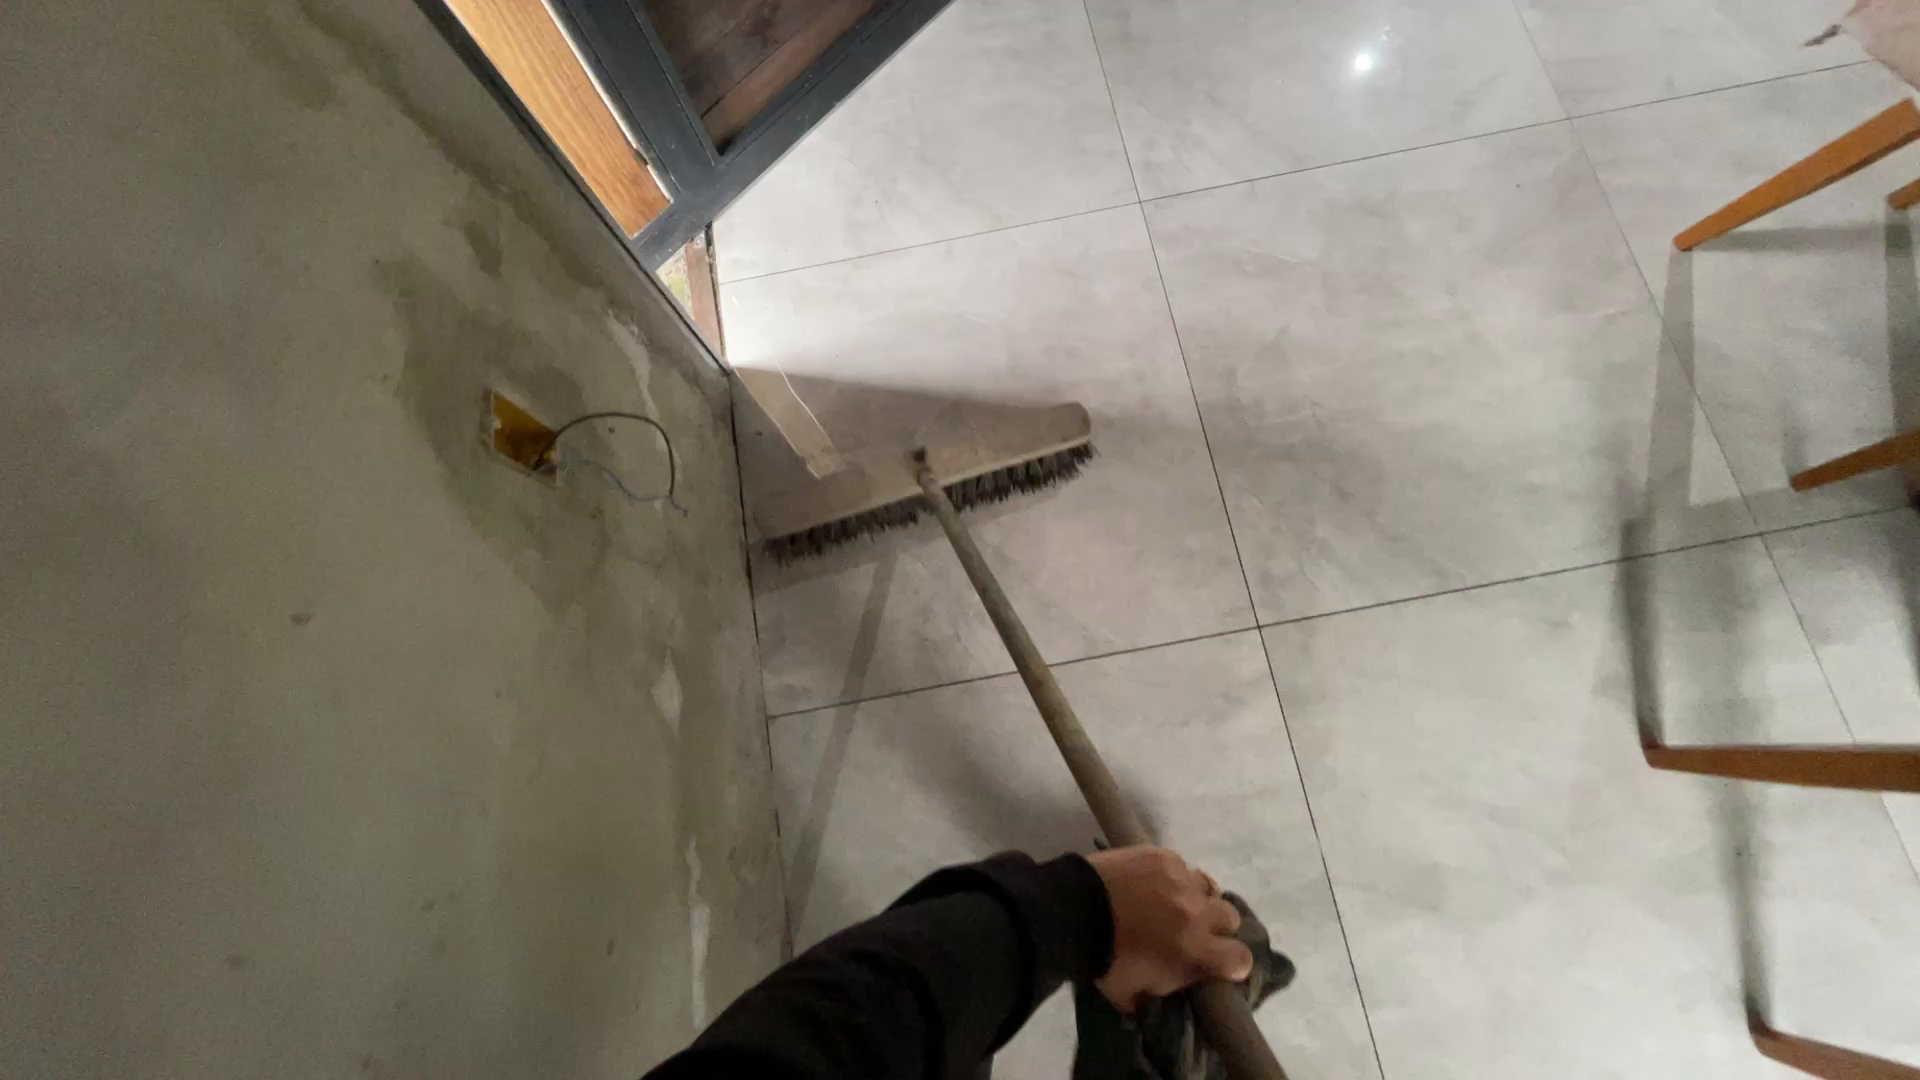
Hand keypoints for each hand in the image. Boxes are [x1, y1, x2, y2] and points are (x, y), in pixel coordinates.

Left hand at [1086, 846, 1253, 1012]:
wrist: (1075, 911)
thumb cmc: (1105, 960)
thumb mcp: (1138, 996)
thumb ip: (1166, 992)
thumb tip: (1174, 990)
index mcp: (1197, 951)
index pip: (1241, 959)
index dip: (1233, 963)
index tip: (1219, 962)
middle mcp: (1197, 912)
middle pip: (1229, 916)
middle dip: (1217, 925)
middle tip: (1194, 929)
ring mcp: (1180, 878)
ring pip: (1207, 885)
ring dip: (1196, 896)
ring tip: (1175, 900)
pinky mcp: (1161, 855)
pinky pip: (1180, 864)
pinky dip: (1172, 874)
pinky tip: (1154, 880)